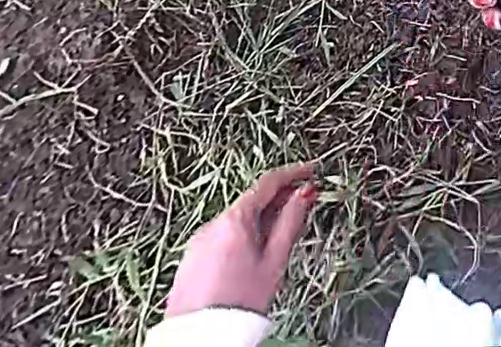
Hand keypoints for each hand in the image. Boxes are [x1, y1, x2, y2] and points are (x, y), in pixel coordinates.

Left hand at [164, 162, 317, 317]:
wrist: (199, 345)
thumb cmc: (240, 306)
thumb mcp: (273, 262)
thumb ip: (290, 221)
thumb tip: (304, 194)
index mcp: (235, 219)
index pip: (268, 183)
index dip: (292, 174)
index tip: (309, 171)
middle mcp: (213, 224)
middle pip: (251, 201)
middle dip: (277, 200)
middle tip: (302, 203)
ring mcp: (199, 241)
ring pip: (237, 221)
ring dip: (259, 221)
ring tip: (279, 236)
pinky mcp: (190, 259)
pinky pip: (221, 237)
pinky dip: (240, 237)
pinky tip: (251, 255)